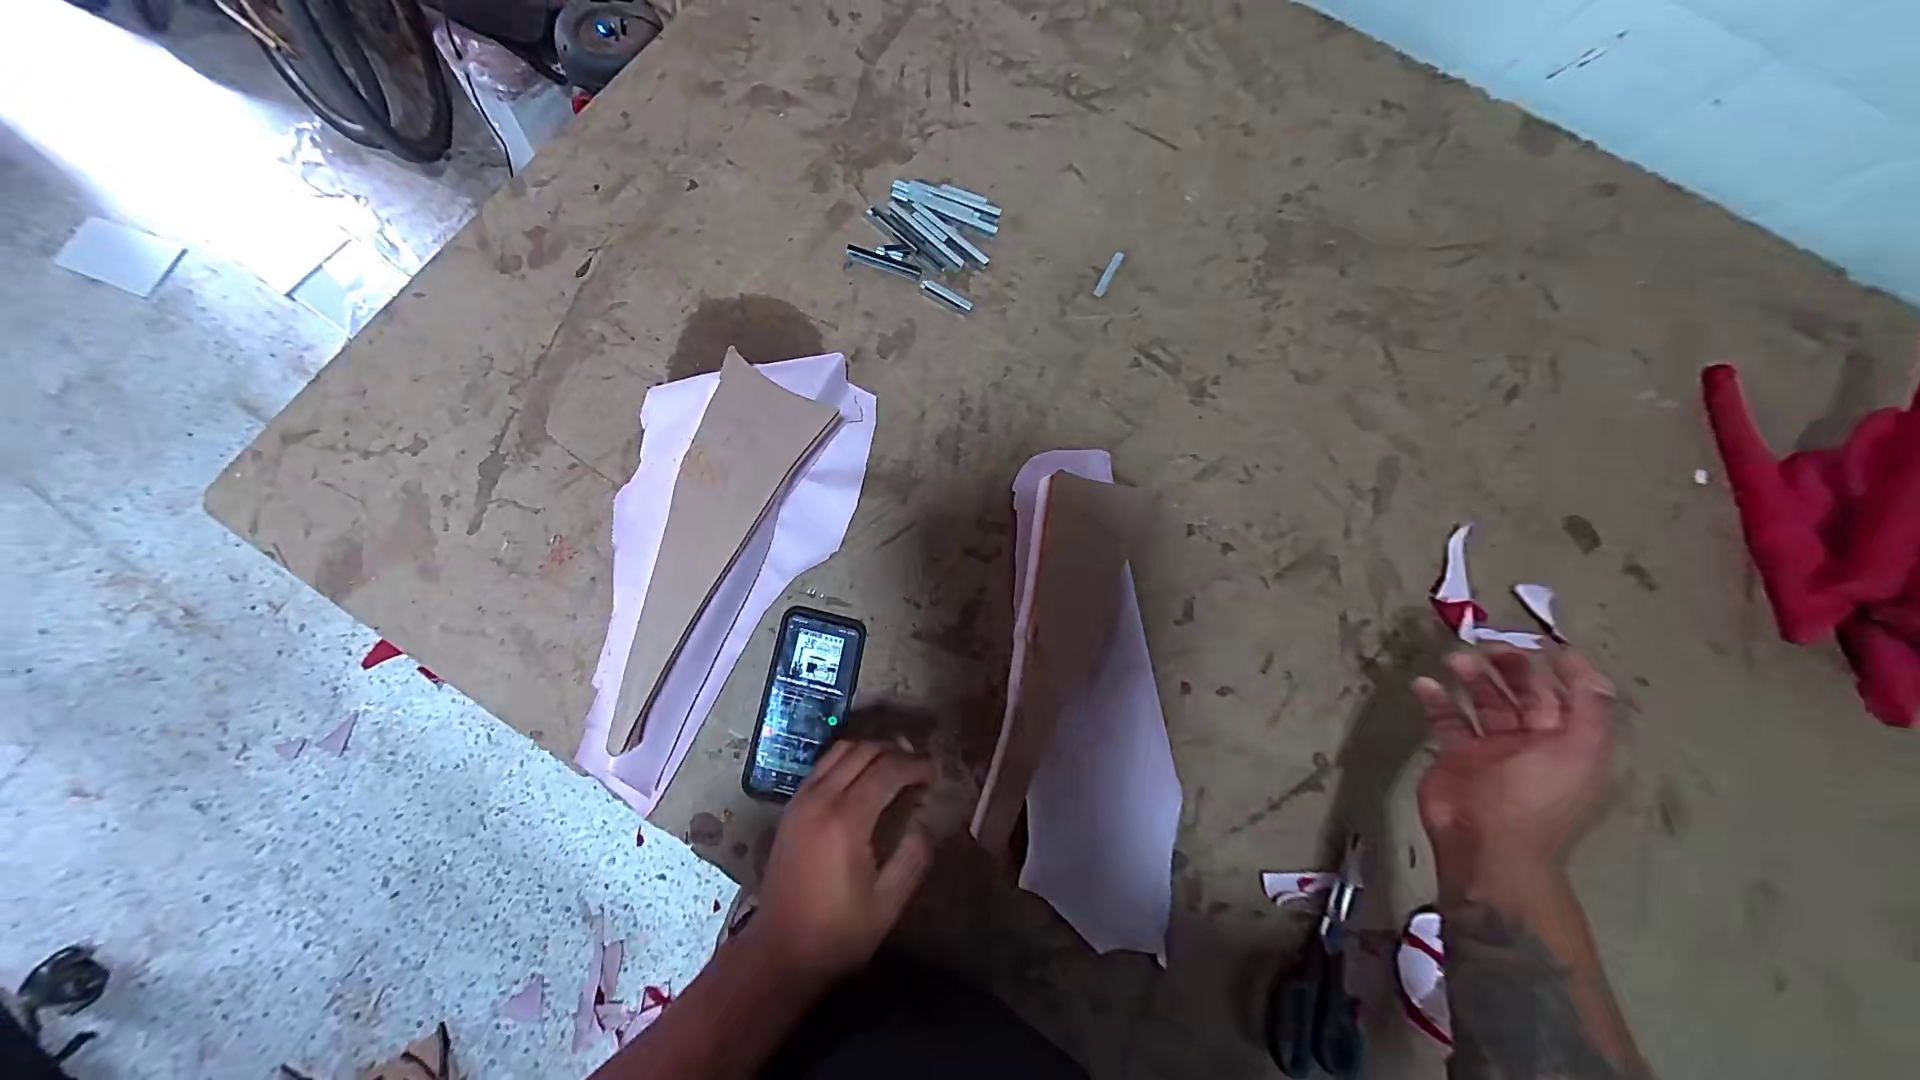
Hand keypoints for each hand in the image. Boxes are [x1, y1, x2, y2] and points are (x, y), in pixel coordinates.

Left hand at [745, 741, 934, 981]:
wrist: (778, 952)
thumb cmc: (836, 932)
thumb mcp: (887, 904)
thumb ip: (913, 857)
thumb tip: (926, 821)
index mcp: (846, 820)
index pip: (888, 770)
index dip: (916, 765)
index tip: (935, 773)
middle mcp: (821, 798)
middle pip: (864, 750)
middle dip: (897, 752)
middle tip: (919, 768)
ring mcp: (801, 799)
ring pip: (841, 750)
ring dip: (871, 751)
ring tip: (894, 767)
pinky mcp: (791, 807)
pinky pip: (824, 765)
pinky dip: (849, 760)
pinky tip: (863, 780)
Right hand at [1411, 646, 1618, 897]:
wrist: (1485, 844)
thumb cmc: (1535, 798)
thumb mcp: (1579, 754)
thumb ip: (1589, 708)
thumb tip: (1578, 663)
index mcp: (1571, 744)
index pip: (1570, 698)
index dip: (1560, 671)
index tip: (1539, 644)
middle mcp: (1534, 742)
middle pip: (1524, 695)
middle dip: (1508, 668)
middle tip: (1485, 648)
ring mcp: (1492, 748)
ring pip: (1484, 702)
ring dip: (1471, 679)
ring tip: (1454, 662)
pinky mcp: (1455, 754)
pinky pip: (1447, 719)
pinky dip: (1435, 700)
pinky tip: (1425, 685)